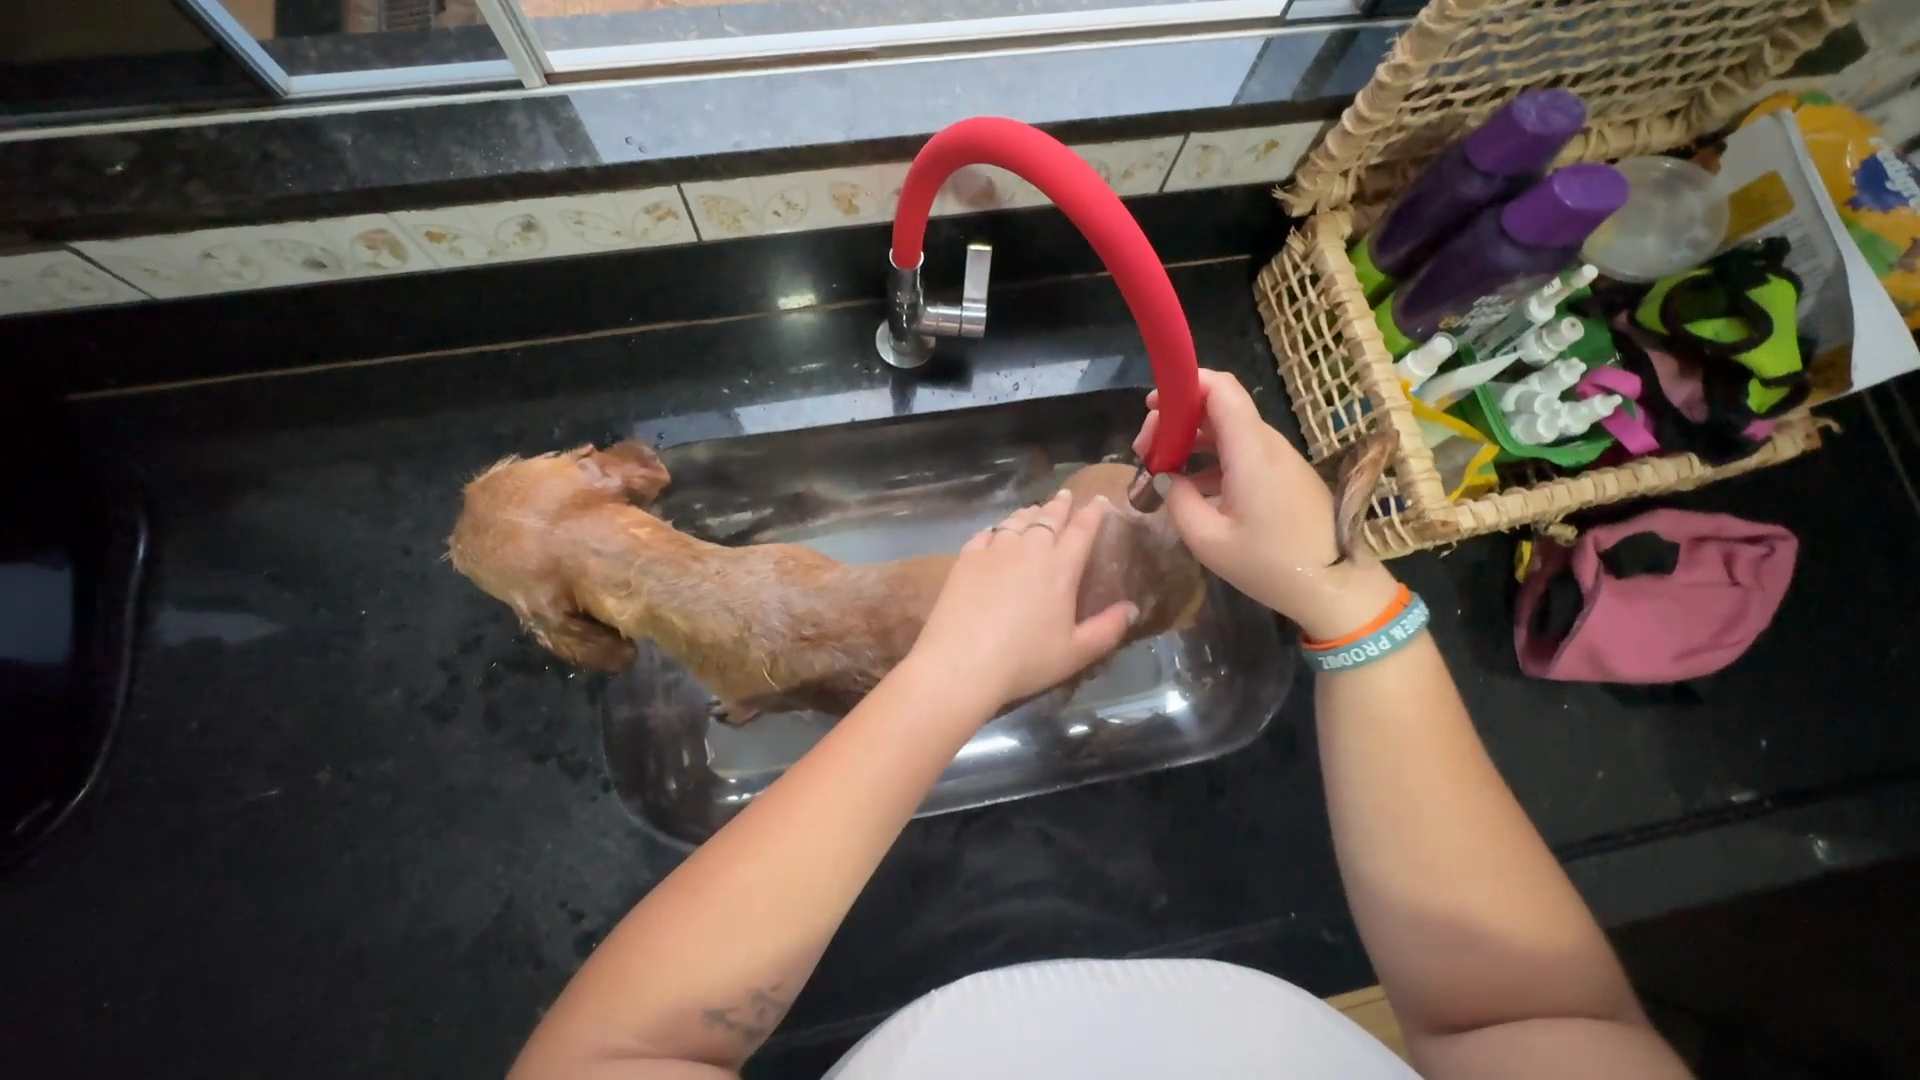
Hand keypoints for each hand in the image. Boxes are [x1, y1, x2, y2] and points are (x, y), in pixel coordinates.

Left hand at [903, 491, 1137, 715]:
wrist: (961, 663)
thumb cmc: (1025, 660)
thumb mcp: (1076, 652)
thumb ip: (1107, 629)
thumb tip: (1132, 608)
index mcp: (1060, 567)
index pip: (1082, 529)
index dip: (1093, 513)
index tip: (1099, 500)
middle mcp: (1029, 549)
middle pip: (1048, 517)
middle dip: (1061, 505)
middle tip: (1066, 496)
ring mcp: (994, 550)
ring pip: (1016, 520)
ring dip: (1030, 513)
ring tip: (1035, 510)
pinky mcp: (966, 558)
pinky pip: (986, 533)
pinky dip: (997, 528)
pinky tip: (997, 532)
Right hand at [1134, 370, 1399, 641]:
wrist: (1334, 586)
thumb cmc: (1269, 565)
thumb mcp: (1208, 540)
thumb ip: (1177, 500)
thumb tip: (1163, 477)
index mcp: (1250, 451)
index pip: (1220, 389)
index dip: (1184, 384)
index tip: (1152, 405)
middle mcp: (1266, 444)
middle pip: (1218, 406)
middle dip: (1176, 419)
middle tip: (1145, 452)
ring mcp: (1278, 458)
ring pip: (1228, 429)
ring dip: (1191, 440)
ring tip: (1160, 469)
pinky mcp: (1282, 474)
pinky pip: (1241, 450)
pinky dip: (1210, 457)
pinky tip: (1189, 485)